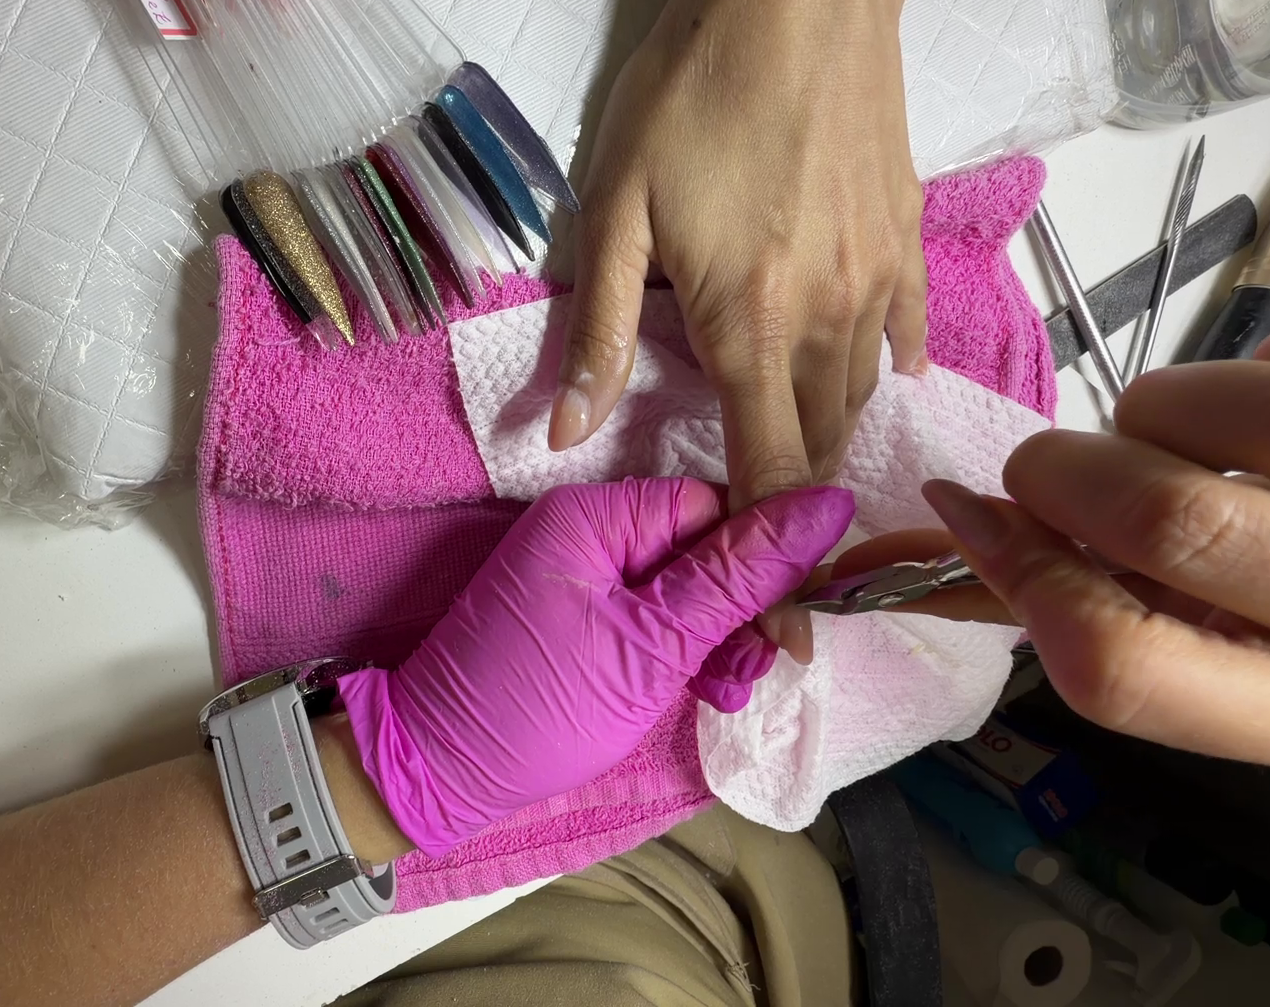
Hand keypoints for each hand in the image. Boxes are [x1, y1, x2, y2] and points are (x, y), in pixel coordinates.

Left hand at [338, 478, 852, 855]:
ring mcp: (581, 571)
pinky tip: (703, 690)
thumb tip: (826, 504)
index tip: (786, 625)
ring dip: (717, 637)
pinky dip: (683, 650)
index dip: (761, 559)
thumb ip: (738, 577)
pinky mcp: (582, 611)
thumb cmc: (541, 704)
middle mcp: (586, 527)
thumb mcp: (651, 643)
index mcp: (594, 515)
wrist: (442, 766)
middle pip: (700, 545)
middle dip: (739, 609)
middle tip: (750, 672)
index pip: (710, 504)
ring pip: (684, 585)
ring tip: (723, 692)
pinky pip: (652, 612)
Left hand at [551, 0, 932, 507]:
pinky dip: (873, 377)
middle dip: (790, 499)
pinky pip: (899, 337)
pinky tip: (861, 384)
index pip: (769, 466)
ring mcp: (881, 279)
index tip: (774, 610)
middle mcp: (830, 317)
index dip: (769, 544)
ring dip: (820, 439)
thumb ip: (598, 335)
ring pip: (855, 398)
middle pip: (816, 442)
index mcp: (751, 324)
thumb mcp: (615, 216)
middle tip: (765, 530)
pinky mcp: (905, 240)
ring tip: (790, 462)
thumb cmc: (690, 97)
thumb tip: (567, 433)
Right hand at [914, 294, 1269, 790]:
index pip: (1125, 663)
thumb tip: (939, 520)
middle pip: (1180, 524)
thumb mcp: (1247, 670)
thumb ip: (1084, 605)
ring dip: (1175, 401)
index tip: (977, 516)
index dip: (1019, 577)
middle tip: (1071, 465)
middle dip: (1066, 468)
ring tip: (1190, 422)